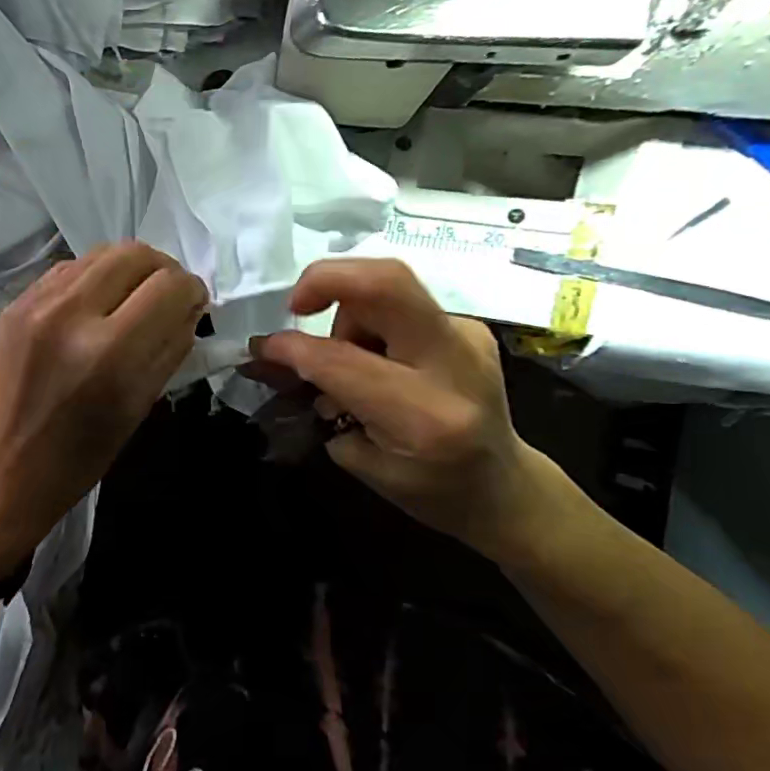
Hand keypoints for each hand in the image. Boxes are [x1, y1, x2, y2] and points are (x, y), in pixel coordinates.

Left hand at [0, 242, 207, 578]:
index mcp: (109, 353)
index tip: (194, 307)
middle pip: (137, 254)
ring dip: (131, 269)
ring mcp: (38, 302)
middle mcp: (71, 314)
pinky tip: (100, 304)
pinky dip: (97, 277)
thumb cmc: (81, 456)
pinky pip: (72, 267)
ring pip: (104, 252)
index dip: (192, 291)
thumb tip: (188, 308)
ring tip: (135, 299)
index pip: (169, 286)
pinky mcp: (18, 302)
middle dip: (165, 271)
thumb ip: (171, 348)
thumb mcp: (140, 406)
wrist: (3, 470)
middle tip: (168, 298)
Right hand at [252, 259, 577, 563]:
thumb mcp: (365, 462)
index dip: (293, 348)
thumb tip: (280, 362)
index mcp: (425, 416)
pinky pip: (403, 304)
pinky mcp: (469, 325)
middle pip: (387, 283)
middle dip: (327, 279)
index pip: (343, 362)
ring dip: (351, 315)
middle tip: (297, 305)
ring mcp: (468, 336)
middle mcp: (453, 364)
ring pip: (388, 288)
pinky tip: (381, 357)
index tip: (264, 347)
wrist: (505, 488)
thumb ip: (323, 407)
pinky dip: (374, 322)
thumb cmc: (432, 491)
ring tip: (354, 360)